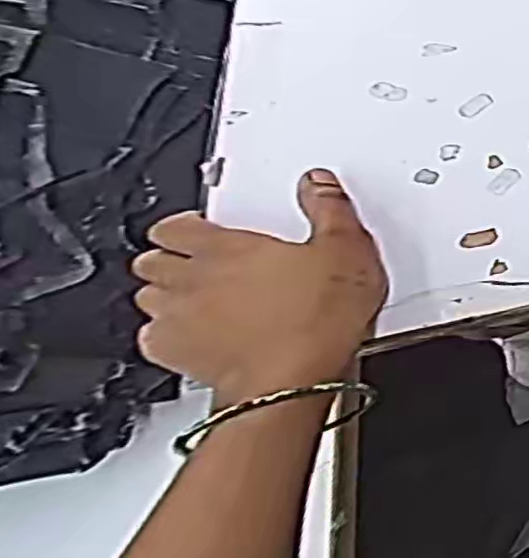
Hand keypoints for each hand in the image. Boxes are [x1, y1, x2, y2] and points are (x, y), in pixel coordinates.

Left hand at [133, 169, 387, 406]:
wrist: (297, 374)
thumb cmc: (322, 315)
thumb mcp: (348, 249)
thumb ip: (330, 211)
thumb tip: (316, 183)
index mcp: (226, 248)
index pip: (175, 226)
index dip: (188, 225)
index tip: (206, 228)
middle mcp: (190, 278)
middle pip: (154, 259)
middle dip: (176, 258)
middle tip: (212, 263)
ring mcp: (177, 316)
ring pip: (150, 296)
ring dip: (174, 293)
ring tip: (211, 297)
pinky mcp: (175, 350)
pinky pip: (156, 334)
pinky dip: (176, 330)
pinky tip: (207, 331)